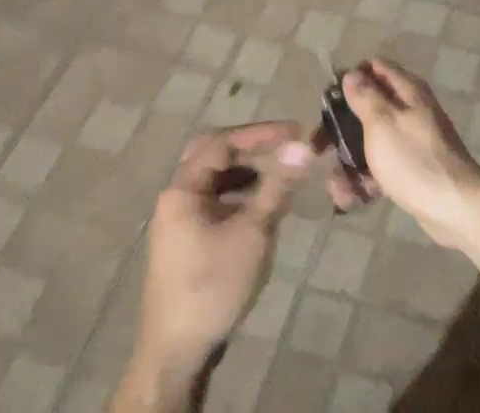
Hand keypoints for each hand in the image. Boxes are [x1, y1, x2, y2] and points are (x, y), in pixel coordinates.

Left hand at [134, 123, 311, 367]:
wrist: (178, 348)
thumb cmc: (214, 283)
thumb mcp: (253, 231)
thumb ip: (277, 186)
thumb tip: (303, 146)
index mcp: (182, 189)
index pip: (223, 142)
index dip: (262, 133)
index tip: (298, 132)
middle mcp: (175, 197)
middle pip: (212, 155)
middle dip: (250, 146)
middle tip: (285, 145)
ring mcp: (178, 220)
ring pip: (213, 179)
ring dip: (246, 170)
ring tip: (279, 173)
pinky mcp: (186, 240)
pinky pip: (214, 201)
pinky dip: (239, 194)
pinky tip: (261, 205)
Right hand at [325, 61, 479, 248]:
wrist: (454, 206)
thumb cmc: (414, 159)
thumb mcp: (383, 124)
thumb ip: (366, 97)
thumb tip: (353, 73)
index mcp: (408, 91)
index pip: (375, 68)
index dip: (349, 80)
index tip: (327, 101)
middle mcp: (410, 110)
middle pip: (367, 109)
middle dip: (340, 130)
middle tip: (318, 149)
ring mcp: (411, 141)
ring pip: (370, 143)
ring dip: (349, 164)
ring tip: (338, 188)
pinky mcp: (410, 168)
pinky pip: (380, 168)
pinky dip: (366, 181)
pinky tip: (354, 199)